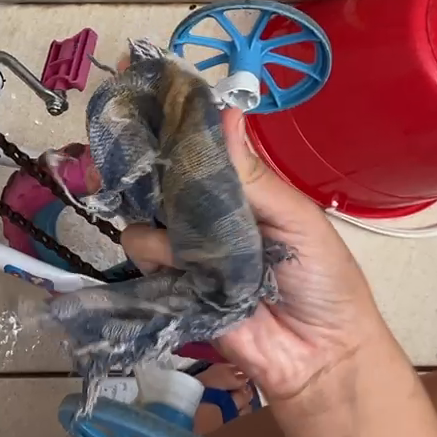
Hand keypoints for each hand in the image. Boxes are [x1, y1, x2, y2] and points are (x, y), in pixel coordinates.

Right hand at [119, 108, 394, 403]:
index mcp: (233, 185)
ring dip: (161, 222)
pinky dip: (160, 258)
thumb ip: (252, 174)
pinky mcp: (163, 276)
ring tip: (195, 246)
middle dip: (130, 159)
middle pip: (150, 171)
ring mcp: (178, 241)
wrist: (317, 356)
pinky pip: (139, 250)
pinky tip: (188, 273)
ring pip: (138, 209)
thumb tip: (226, 109)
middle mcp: (198, 208)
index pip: (191, 141)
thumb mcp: (297, 219)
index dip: (161, 115)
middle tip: (114, 154)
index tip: (131, 79)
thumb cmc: (323, 280)